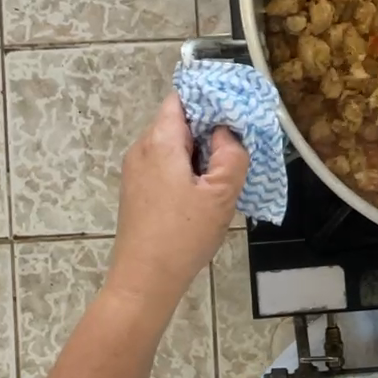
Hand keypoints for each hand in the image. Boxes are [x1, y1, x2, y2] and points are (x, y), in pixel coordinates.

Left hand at [105, 94, 248, 307]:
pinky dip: (188, 169)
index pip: (182, 97)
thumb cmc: (183, 235)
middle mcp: (141, 149)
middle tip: (240, 145)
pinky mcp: (138, 191)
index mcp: (159, 141)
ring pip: (173, 146)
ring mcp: (136, 171)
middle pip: (179, 121)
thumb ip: (231, 154)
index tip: (238, 112)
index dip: (211, 98)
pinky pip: (166, 166)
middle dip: (210, 128)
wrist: (145, 280)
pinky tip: (206, 192)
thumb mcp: (220, 194)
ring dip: (201, 152)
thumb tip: (225, 133)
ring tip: (226, 171)